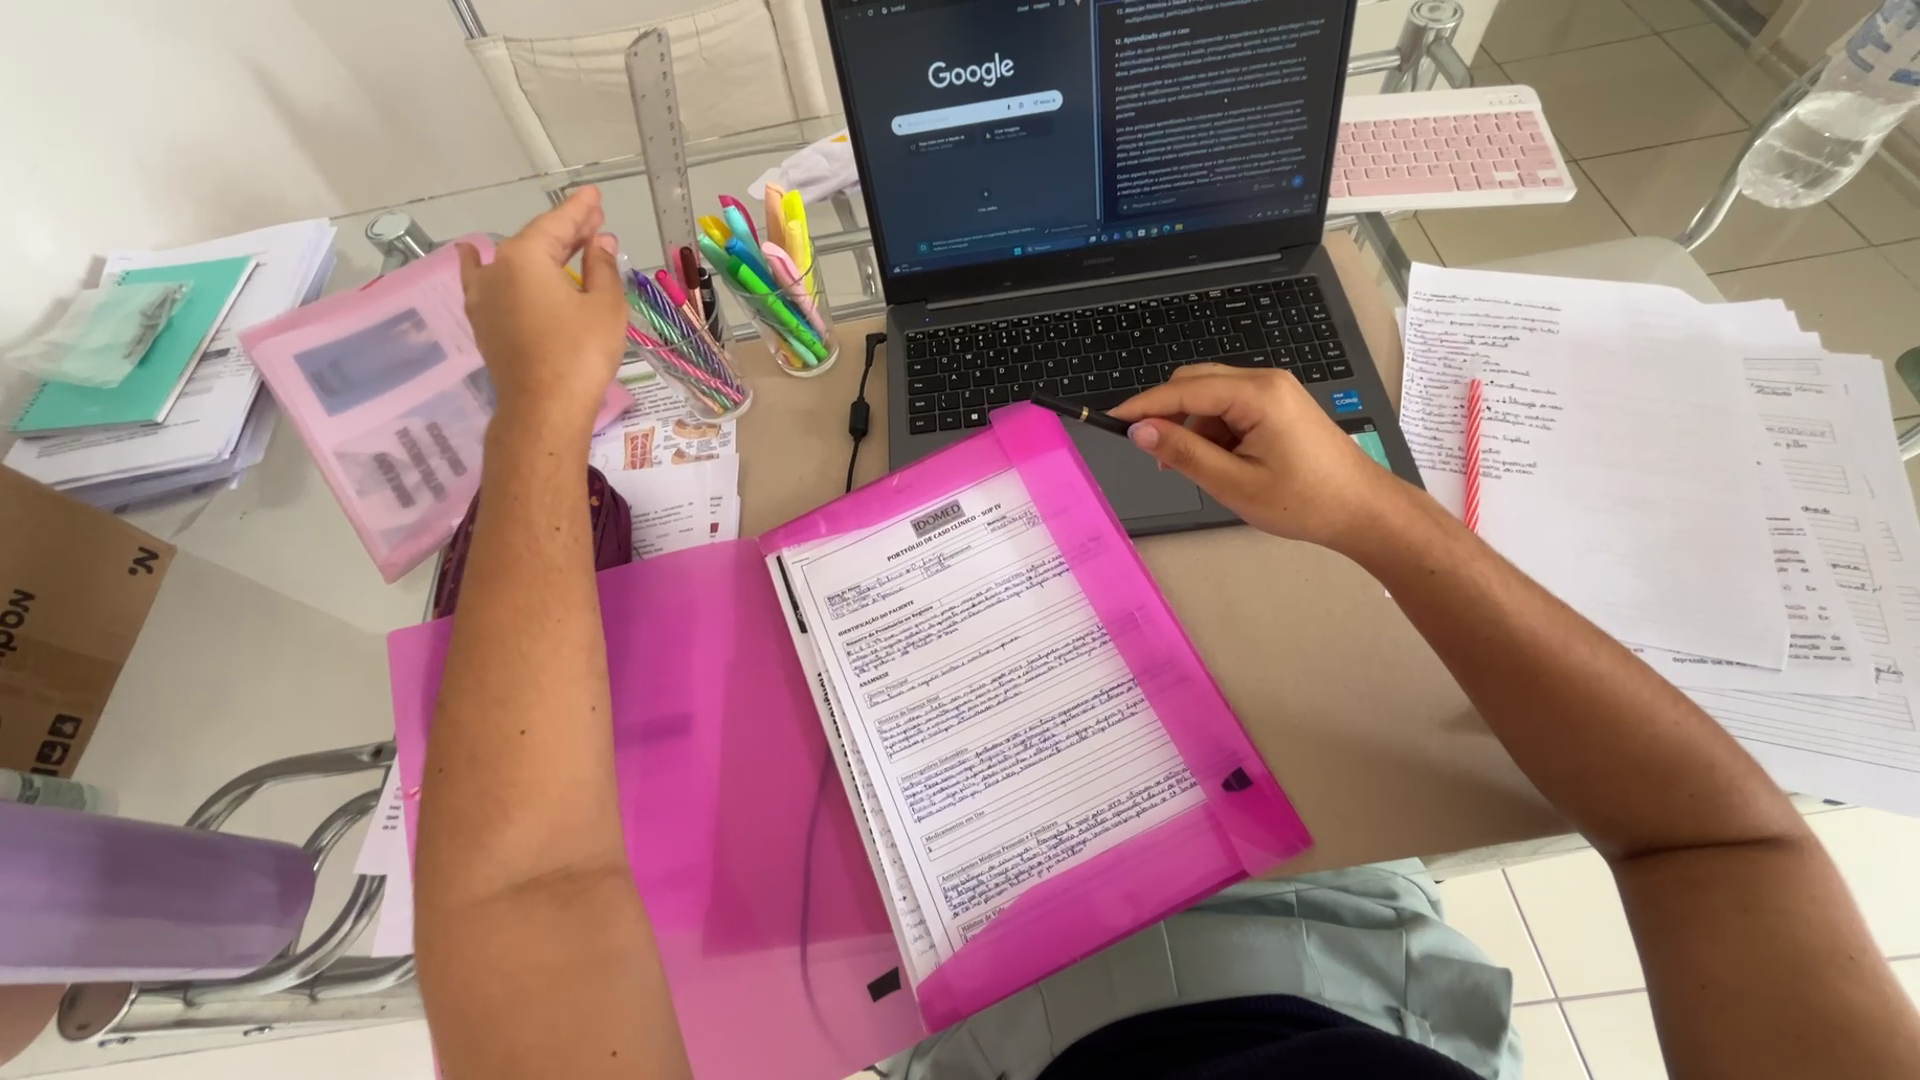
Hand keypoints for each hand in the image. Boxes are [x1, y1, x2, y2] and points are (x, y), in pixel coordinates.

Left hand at [457, 186, 626, 439]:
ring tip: (559, 244)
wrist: (544, 407)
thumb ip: (602, 268)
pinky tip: (471, 255)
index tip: (595, 195)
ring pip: (512, 261)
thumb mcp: (605, 306)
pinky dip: (484, 266)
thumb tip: (600, 242)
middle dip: (567, 231)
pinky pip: (483, 282)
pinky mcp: (482, 322)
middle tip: (593, 220)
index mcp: (527, 256)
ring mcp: (484, 295)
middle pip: (536, 240)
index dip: (580, 210)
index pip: (559, 223)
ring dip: (539, 251)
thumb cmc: (581, 353)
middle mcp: (498, 267)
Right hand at [1108, 365, 1405, 548]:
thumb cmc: (1302, 501)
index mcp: (1257, 394)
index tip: (1110, 420)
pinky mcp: (1278, 405)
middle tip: (1154, 455)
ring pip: (1210, 397)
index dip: (1143, 405)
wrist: (1362, 509)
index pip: (1183, 389)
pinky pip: (1229, 408)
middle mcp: (1265, 381)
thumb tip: (1140, 431)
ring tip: (1191, 469)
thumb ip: (1183, 453)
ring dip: (1190, 427)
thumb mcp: (1233, 482)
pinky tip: (1215, 462)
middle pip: (1195, 383)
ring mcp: (1274, 391)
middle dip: (1167, 415)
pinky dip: (1211, 431)